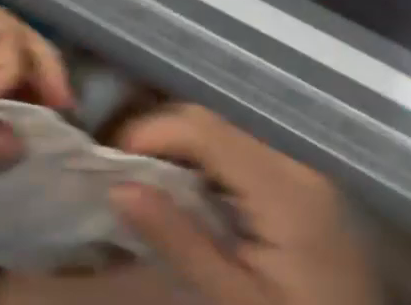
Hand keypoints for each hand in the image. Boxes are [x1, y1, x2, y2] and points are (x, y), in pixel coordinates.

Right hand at [109, 105, 380, 304]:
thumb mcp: (233, 300)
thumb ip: (179, 241)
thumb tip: (117, 187)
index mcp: (284, 190)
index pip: (199, 129)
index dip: (145, 134)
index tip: (108, 166)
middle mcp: (296, 169)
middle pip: (206, 123)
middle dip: (153, 139)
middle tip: (119, 175)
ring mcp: (301, 179)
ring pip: (217, 136)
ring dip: (173, 152)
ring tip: (144, 187)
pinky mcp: (299, 194)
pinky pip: (234, 158)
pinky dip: (198, 167)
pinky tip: (184, 200)